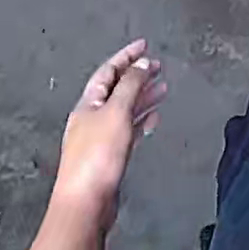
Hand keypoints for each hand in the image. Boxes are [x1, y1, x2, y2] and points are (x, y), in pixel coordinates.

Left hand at [51, 39, 166, 226]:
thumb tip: (142, 63)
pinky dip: (142, 119)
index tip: (143, 45)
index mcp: (88, 104)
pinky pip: (129, 129)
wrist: (86, 204)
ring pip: (125, 108)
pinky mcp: (109, 155)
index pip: (108, 70)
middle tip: (157, 65)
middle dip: (138, 75)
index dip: (126, 55)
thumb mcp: (117, 110)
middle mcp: (92, 118)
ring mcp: (100, 137)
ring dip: (143, 96)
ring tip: (162, 88)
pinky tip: (152, 119)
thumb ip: (131, 84)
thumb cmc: (95, 158)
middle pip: (117, 88)